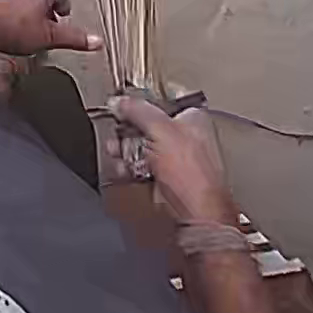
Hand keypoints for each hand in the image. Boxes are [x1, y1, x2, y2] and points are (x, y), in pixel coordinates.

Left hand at [0, 0, 102, 55]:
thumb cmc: (15, 30)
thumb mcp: (51, 37)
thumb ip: (74, 38)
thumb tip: (96, 41)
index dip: (63, 2)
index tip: (64, 13)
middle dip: (47, 9)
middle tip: (51, 23)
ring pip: (23, 1)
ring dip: (30, 13)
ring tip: (33, 30)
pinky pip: (8, 9)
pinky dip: (15, 18)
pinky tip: (14, 32)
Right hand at [109, 97, 237, 223]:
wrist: (195, 214)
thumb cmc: (194, 175)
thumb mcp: (162, 130)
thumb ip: (138, 110)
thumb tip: (119, 101)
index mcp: (192, 118)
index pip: (162, 98)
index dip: (141, 98)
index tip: (124, 101)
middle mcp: (182, 135)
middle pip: (143, 121)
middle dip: (125, 128)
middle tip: (119, 131)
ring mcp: (170, 156)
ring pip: (135, 143)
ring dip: (122, 148)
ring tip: (118, 153)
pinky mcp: (160, 174)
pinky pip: (134, 163)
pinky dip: (125, 165)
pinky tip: (125, 169)